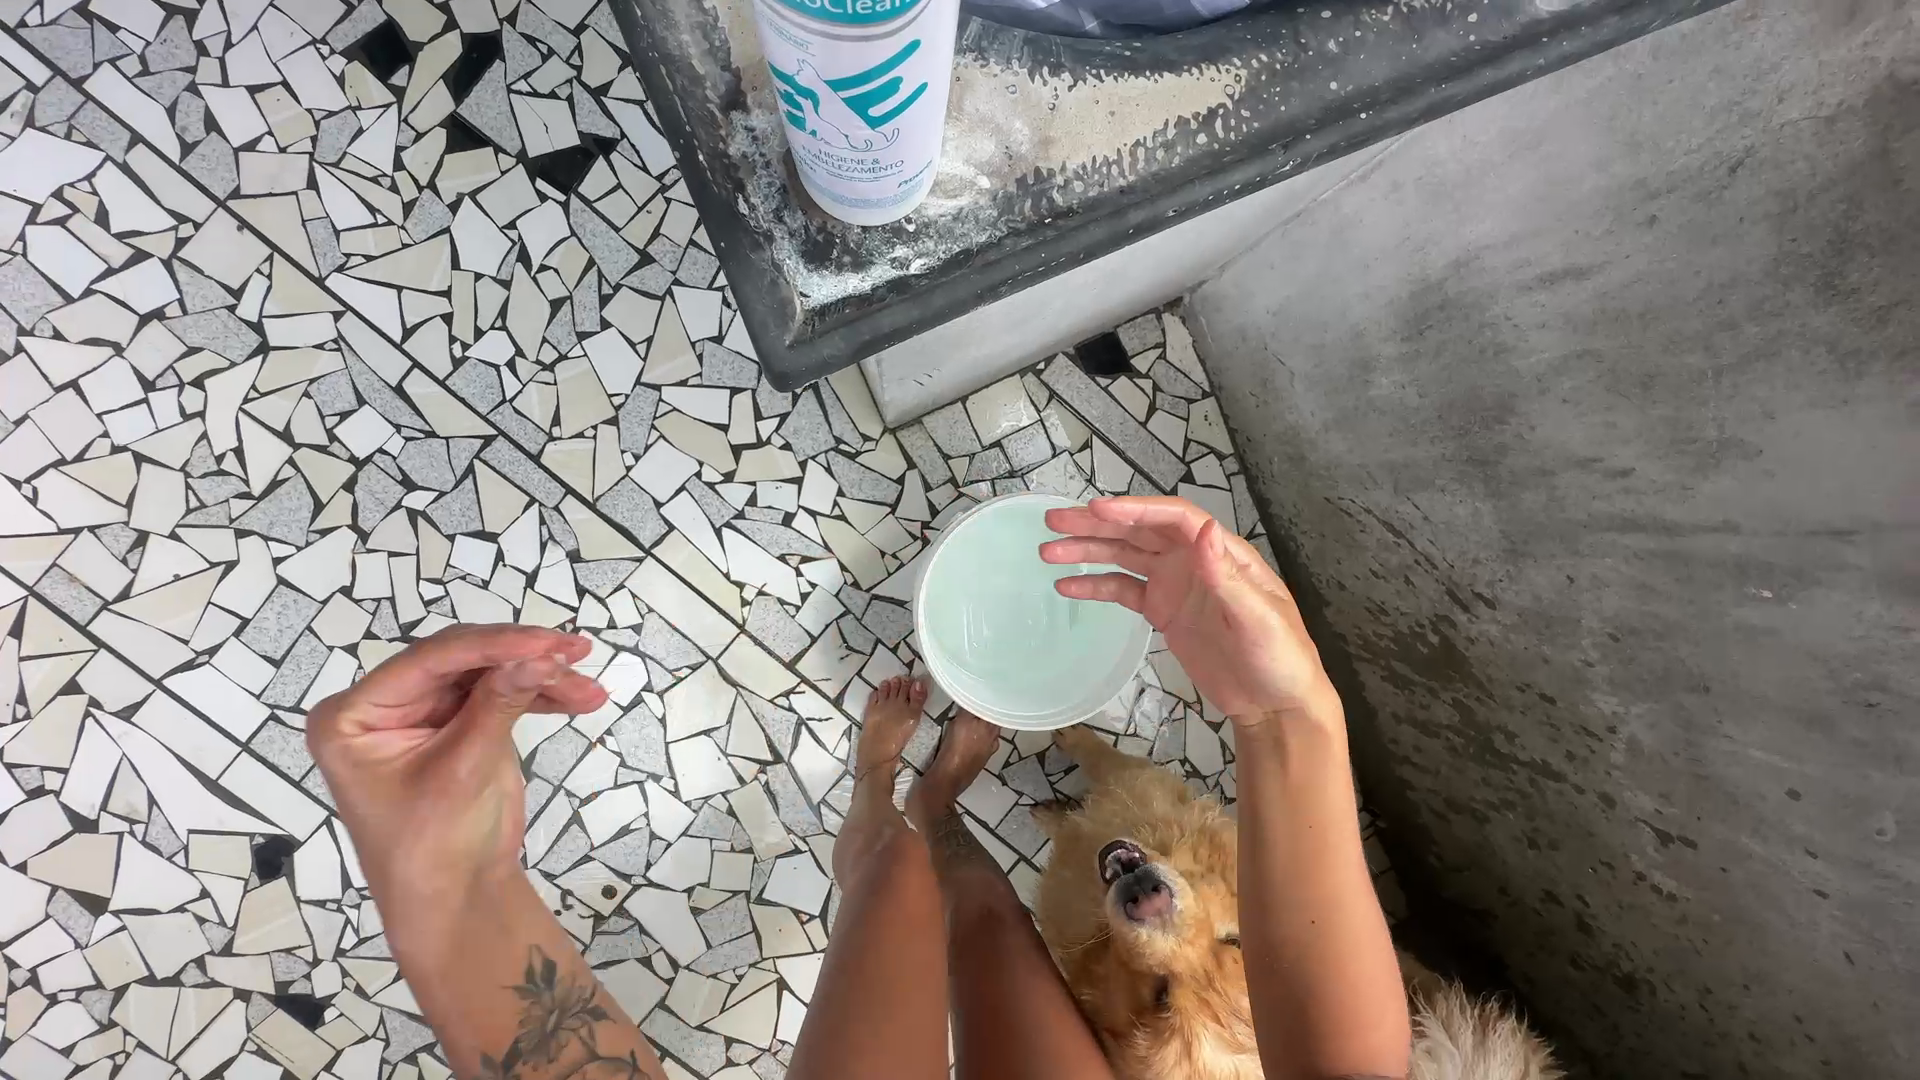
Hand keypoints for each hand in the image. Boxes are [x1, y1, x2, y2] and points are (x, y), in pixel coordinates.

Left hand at [306, 625, 607, 948]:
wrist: (456, 895)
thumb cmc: (434, 842)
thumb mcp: (464, 769)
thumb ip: (500, 705)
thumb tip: (544, 656)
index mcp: (356, 714)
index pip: (430, 660)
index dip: (494, 645)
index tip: (549, 643)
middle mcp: (388, 703)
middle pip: (465, 658)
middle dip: (525, 657)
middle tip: (577, 654)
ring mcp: (428, 711)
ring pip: (494, 672)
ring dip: (546, 678)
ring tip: (591, 690)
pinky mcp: (464, 721)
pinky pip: (506, 693)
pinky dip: (545, 695)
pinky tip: (582, 699)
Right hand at [1041, 497, 1337, 722]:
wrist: (1274, 704)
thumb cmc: (1279, 656)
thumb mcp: (1258, 616)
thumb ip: (1226, 575)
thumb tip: (1204, 529)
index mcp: (1220, 552)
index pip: (1172, 519)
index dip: (1133, 510)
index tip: (1095, 510)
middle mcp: (1192, 560)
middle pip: (1139, 531)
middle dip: (1096, 525)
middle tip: (1054, 521)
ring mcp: (1174, 585)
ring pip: (1124, 557)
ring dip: (1087, 551)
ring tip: (1048, 551)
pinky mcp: (1161, 611)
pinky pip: (1122, 591)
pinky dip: (1095, 586)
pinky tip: (1066, 586)